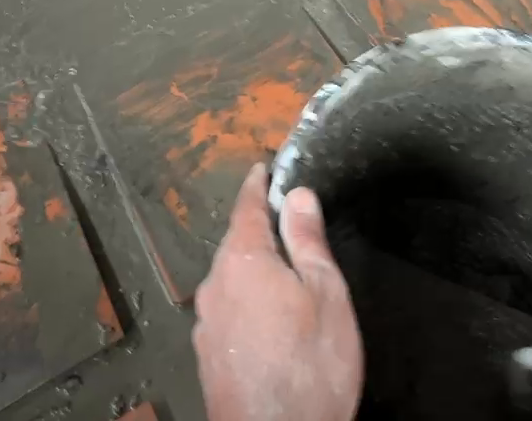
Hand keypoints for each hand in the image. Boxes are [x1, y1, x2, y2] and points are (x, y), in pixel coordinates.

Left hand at [192, 164, 362, 420]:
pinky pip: (227, 312)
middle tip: (289, 229)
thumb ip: (307, 240)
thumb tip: (297, 193)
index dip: (257, 185)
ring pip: (231, 280)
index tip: (262, 167)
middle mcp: (215, 283)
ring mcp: (206, 323)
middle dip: (259, 232)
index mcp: (243, 259)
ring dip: (253, 272)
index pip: (247, 207)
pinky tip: (267, 324)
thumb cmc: (310, 363)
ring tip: (284, 282)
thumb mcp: (325, 294)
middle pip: (237, 244)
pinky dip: (245, 304)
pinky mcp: (207, 356)